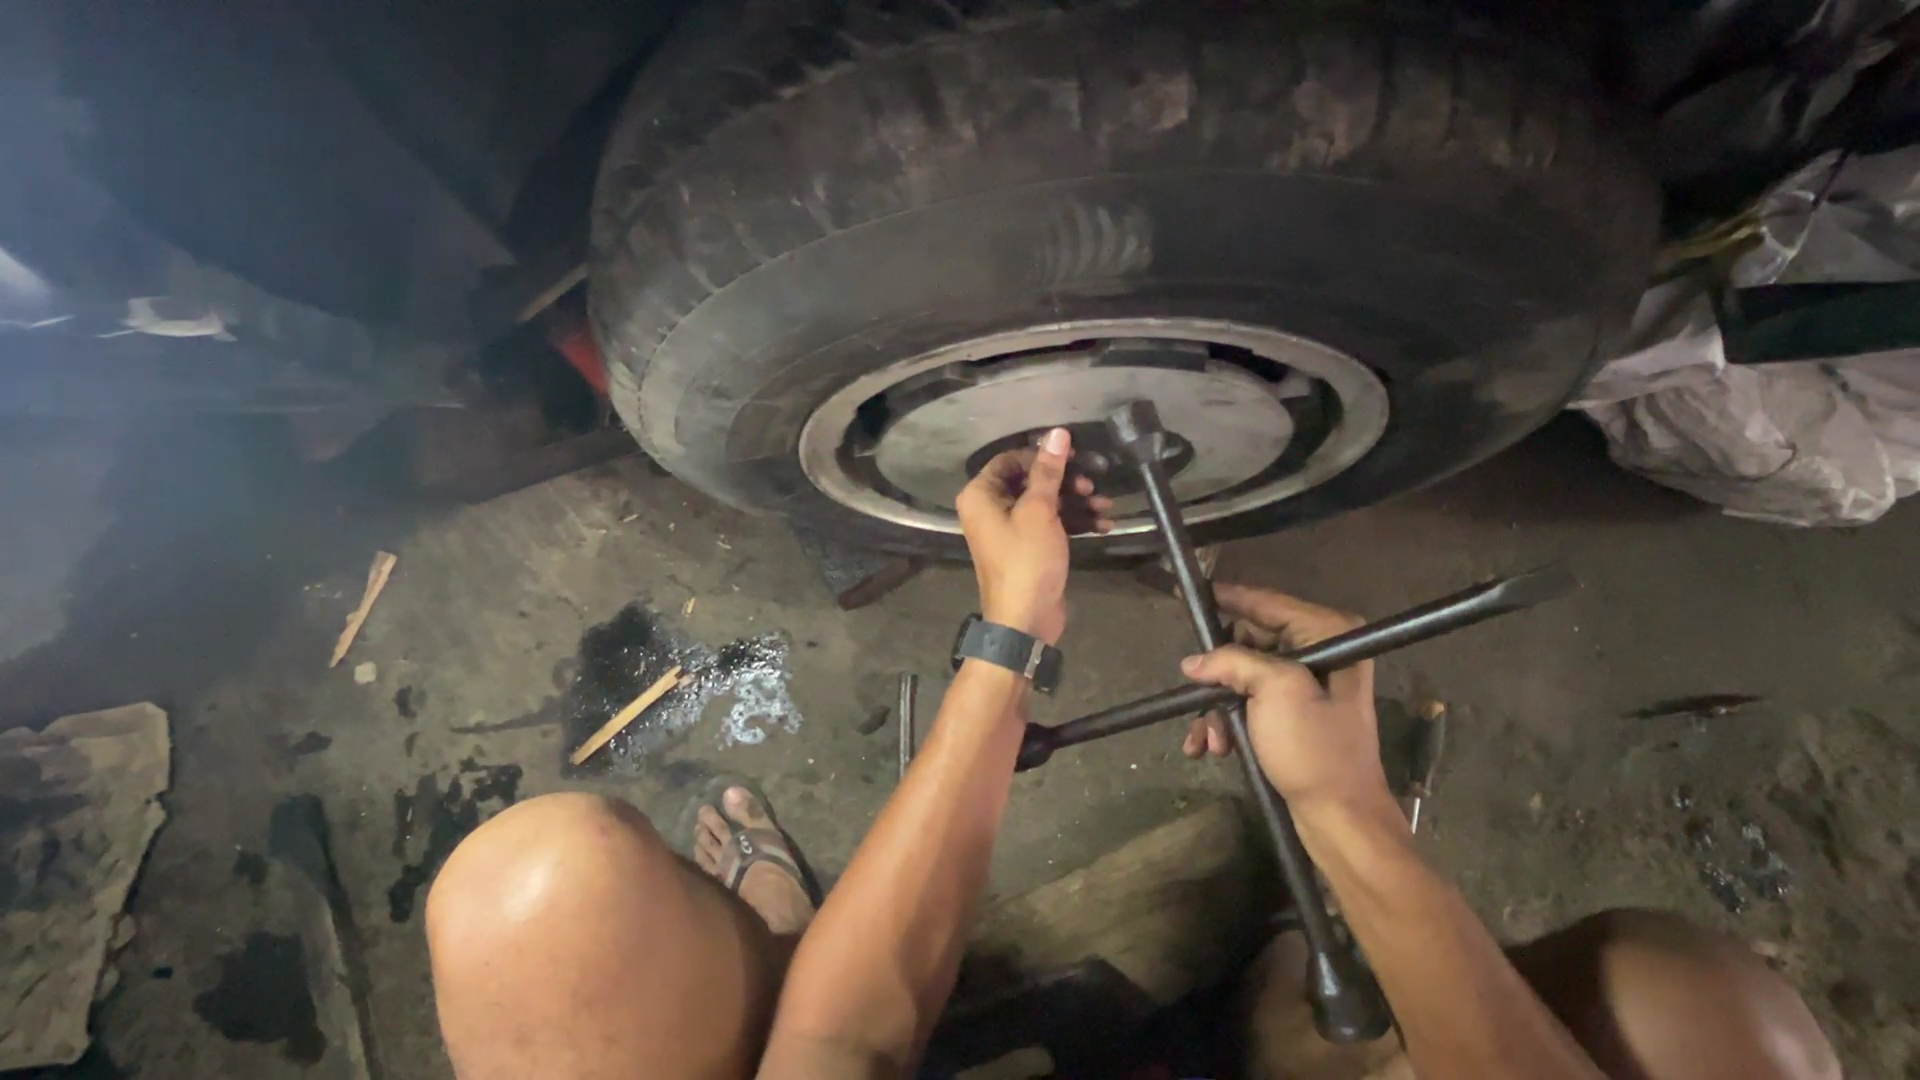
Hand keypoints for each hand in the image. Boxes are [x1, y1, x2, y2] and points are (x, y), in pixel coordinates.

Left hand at [955, 428, 1113, 645]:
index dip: (1041, 455)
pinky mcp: (1029, 548)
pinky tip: (1103, 524)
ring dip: (1076, 502)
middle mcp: (989, 509)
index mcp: (980, 495)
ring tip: (1104, 506)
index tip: (1073, 457)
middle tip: (1092, 486)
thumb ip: (1048, 471)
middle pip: (1030, 480)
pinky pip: (1051, 524)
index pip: (1010, 459)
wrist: (1025, 620)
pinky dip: (1074, 522)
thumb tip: (1057, 433)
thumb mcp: (1039, 511)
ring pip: (1045, 503)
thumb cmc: (1026, 560)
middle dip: (1065, 481)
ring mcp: (1009, 530)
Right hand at [1179, 585, 1391, 812]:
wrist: (1339, 817)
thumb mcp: (1274, 691)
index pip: (1268, 604)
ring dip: (1218, 706)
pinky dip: (1227, 722)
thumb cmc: (1314, 748)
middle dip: (1220, 672)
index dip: (1229, 598)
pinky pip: (1250, 704)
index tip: (1193, 591)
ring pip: (1243, 676)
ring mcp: (1309, 686)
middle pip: (1249, 642)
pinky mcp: (1296, 716)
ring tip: (1210, 737)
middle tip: (1198, 691)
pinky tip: (1213, 747)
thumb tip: (1194, 662)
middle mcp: (1323, 653)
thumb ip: (1232, 662)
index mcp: (1330, 636)